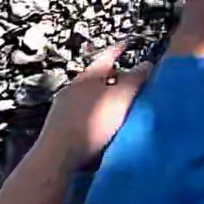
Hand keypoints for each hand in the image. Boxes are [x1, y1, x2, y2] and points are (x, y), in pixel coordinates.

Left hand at [34, 43, 150, 169]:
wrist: (57, 158)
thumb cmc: (93, 123)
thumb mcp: (122, 98)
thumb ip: (136, 79)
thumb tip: (146, 65)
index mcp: (89, 76)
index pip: (107, 56)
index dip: (119, 50)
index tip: (126, 45)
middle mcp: (73, 87)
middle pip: (97, 77)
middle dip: (113, 79)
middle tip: (128, 84)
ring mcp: (62, 108)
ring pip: (88, 97)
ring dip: (102, 100)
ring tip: (117, 109)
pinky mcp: (57, 129)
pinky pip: (80, 114)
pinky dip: (93, 116)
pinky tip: (100, 128)